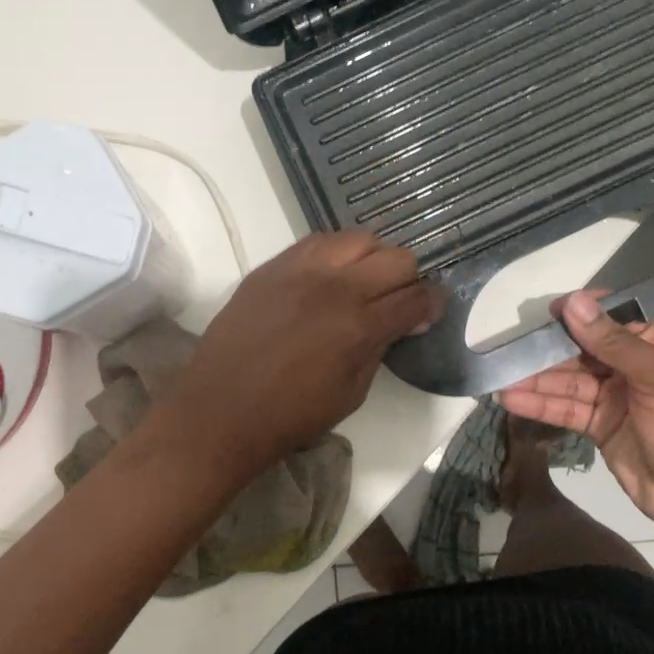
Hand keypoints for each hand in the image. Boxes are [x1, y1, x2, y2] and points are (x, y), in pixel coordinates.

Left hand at [166, 229, 442, 468]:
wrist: (222, 410)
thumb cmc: (291, 416)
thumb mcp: (350, 394)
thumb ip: (379, 350)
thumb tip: (400, 324)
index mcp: (359, 325)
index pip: (416, 296)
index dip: (432, 303)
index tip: (429, 312)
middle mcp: (335, 286)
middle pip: (396, 257)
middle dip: (407, 279)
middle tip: (396, 301)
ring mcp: (300, 270)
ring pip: (358, 238)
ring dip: (371, 258)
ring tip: (361, 284)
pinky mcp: (272, 267)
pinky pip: (317, 242)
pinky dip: (335, 254)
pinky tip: (328, 278)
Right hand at [497, 291, 653, 535]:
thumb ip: (613, 342)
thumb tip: (574, 302)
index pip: (618, 320)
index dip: (584, 314)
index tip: (550, 311)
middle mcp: (638, 368)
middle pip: (587, 350)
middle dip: (551, 350)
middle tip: (512, 348)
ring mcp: (618, 399)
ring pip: (571, 381)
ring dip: (538, 380)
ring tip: (501, 376)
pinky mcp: (601, 427)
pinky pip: (567, 410)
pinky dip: (541, 406)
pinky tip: (512, 400)